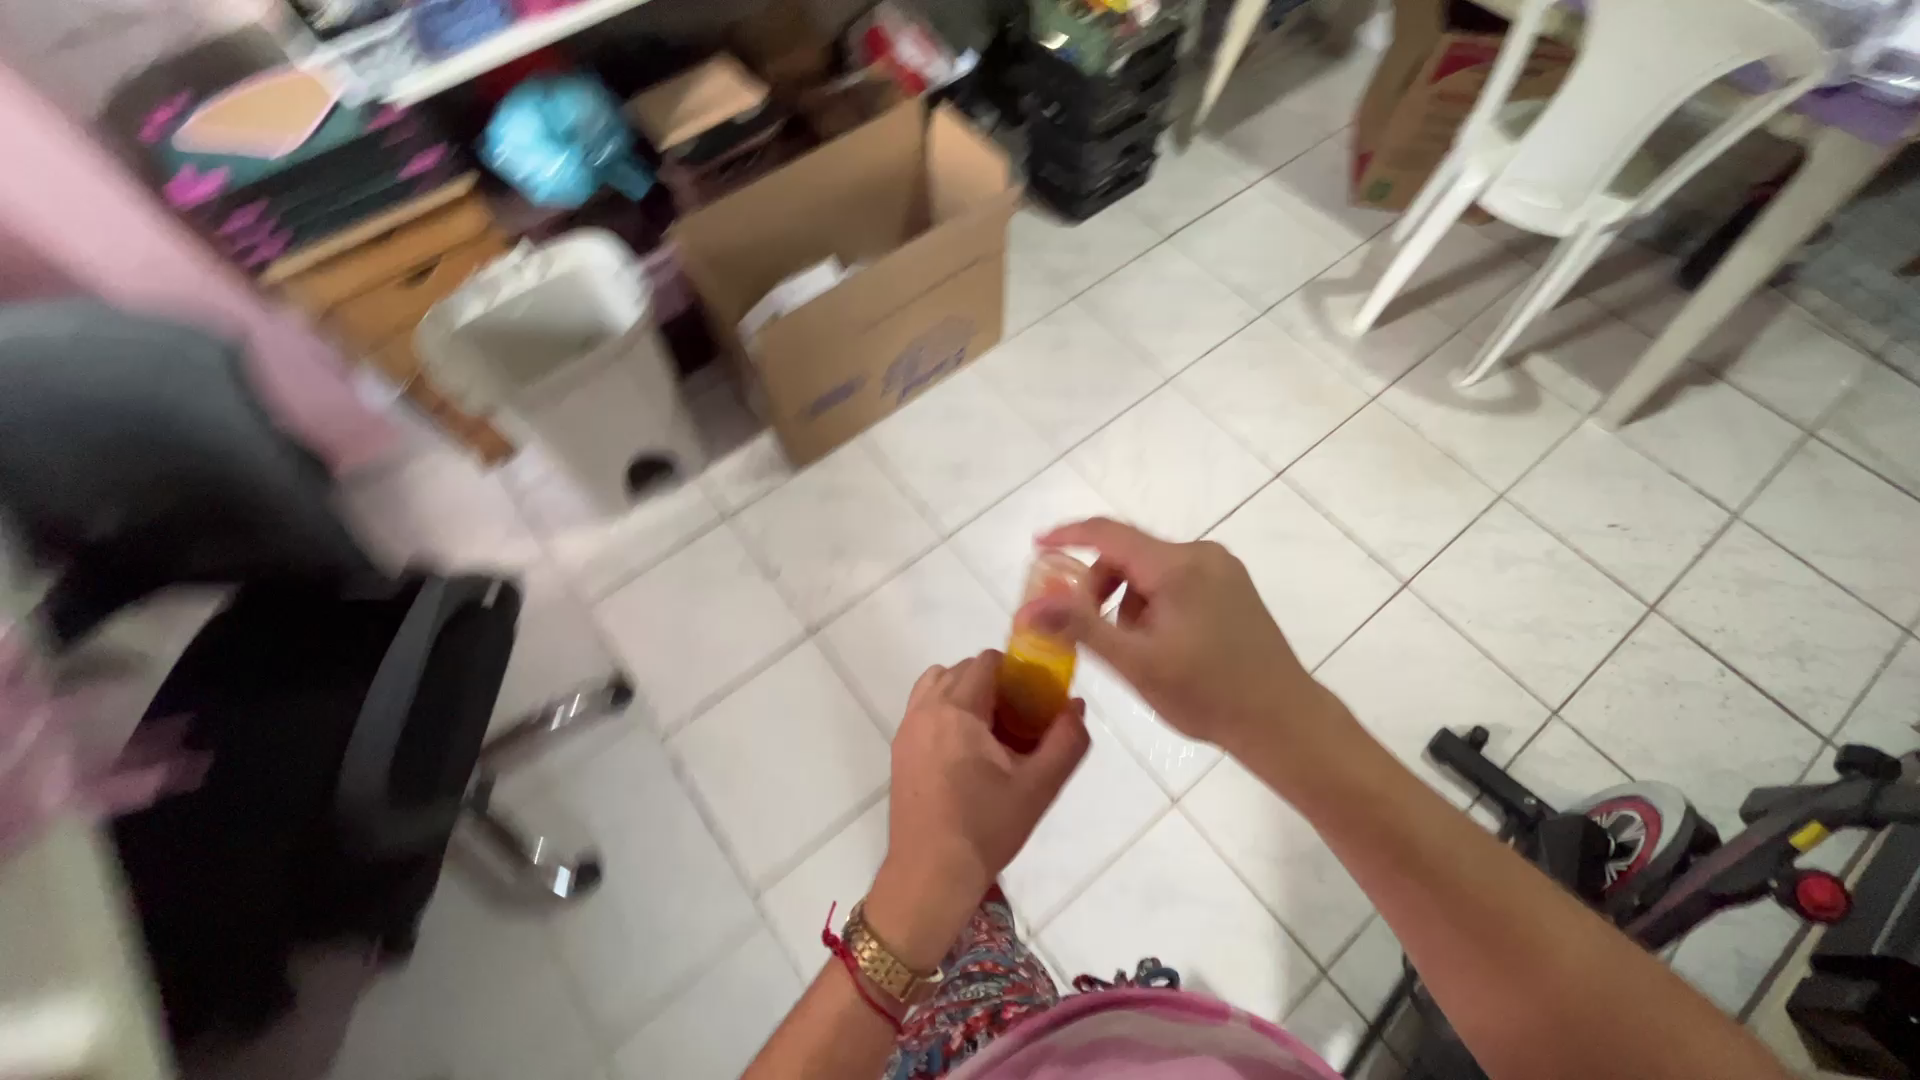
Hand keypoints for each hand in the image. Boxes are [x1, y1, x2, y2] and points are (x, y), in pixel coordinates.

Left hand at [866, 651, 1088, 968]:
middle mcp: (925, 710)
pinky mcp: (900, 750)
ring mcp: (907, 729)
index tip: (1035, 700)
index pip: (986, 661)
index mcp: (957, 710)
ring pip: (938, 685)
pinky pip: (924, 709)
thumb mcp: (1039, 787)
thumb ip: (1066, 741)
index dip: (1016, 673)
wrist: (931, 874)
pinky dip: (946, 713)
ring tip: (991, 733)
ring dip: (966, 694)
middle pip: (962, 670)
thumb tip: (1075, 705)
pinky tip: (968, 754)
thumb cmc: (986, 828)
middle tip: (1019, 721)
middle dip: (994, 684)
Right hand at [1027, 517, 1334, 752]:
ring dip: (1126, 602)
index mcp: (1178, 565)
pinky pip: (1174, 582)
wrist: (1282, 721)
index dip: (1067, 537)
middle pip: (1128, 554)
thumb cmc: (1206, 694)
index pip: (1108, 533)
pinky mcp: (1232, 588)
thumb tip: (1028, 608)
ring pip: (1150, 571)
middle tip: (1085, 631)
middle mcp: (1202, 555)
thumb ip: (1079, 627)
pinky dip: (1151, 605)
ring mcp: (1222, 570)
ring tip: (1132, 650)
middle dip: (1098, 587)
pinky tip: (1159, 645)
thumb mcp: (1134, 663)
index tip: (1036, 549)